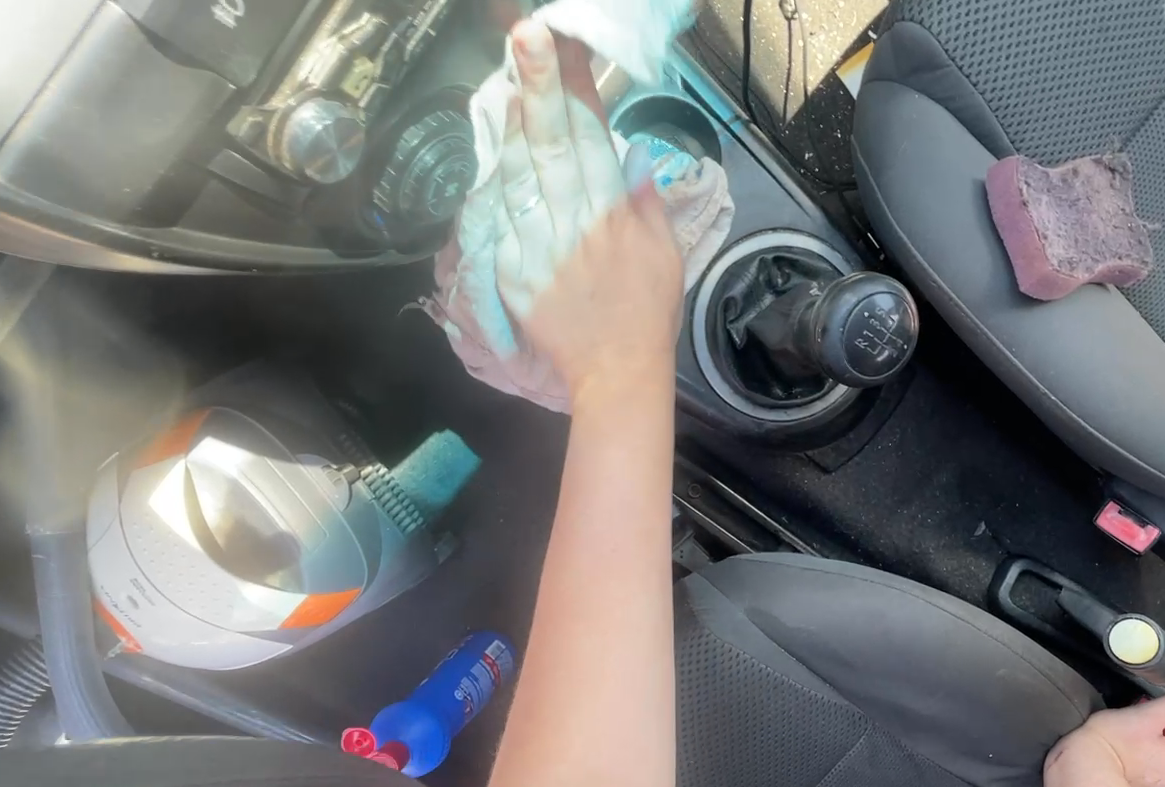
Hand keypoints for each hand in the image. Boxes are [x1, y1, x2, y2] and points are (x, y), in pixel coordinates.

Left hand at [487, 21, 683, 402]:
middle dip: (538, 85)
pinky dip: (497, 181)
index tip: (566, 42)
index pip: (594, 139)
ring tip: (506, 80)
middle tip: (525, 34)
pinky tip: (498, 151)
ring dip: (511, 124)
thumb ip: (647, 205)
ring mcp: (537, 248)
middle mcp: (574, 225)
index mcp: (614, 218)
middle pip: (552, 145)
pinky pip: (500, 216)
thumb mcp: (667, 259)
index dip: (578, 88)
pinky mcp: (511, 272)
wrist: (616, 374)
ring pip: (518, 173)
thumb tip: (633, 158)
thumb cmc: (648, 317)